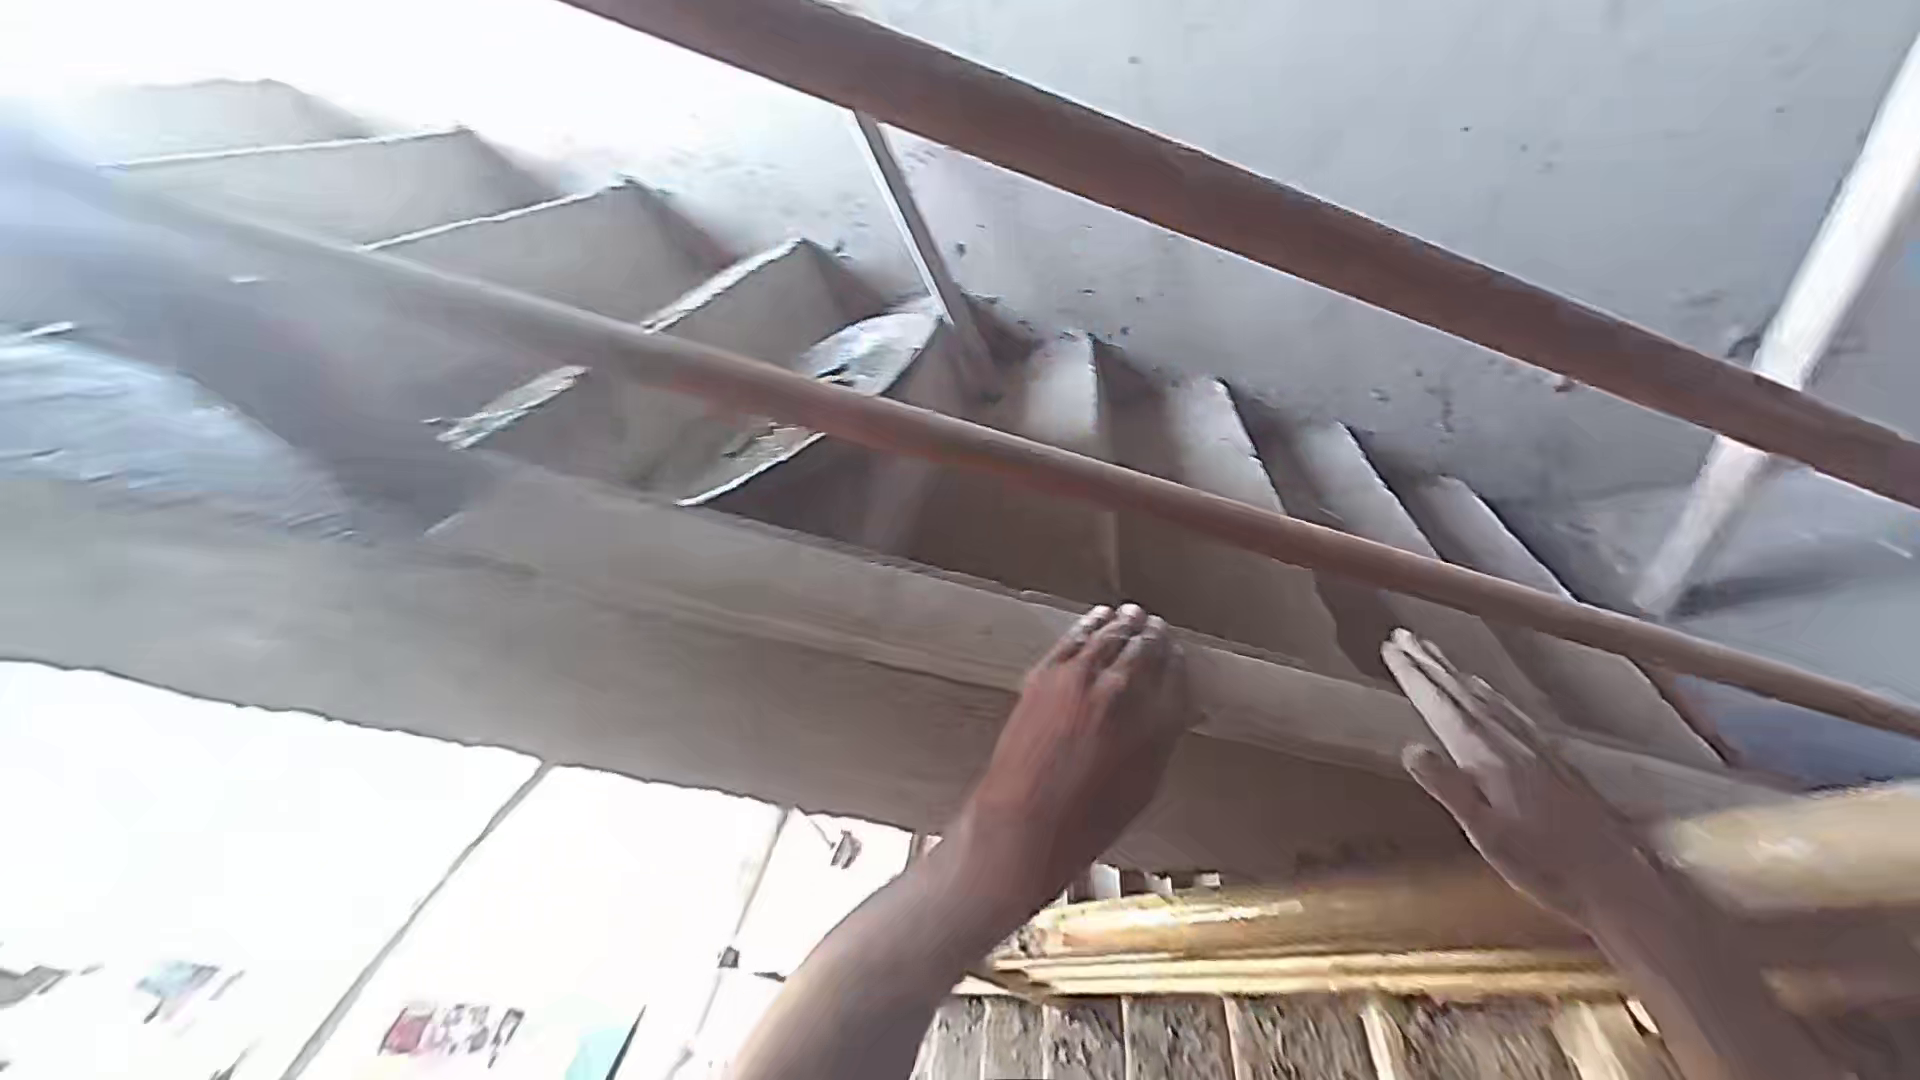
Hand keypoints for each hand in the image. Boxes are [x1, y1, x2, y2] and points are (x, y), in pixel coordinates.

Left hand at [958, 604, 1194, 905]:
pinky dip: (1088, 624)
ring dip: (1123, 623)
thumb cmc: (1087, 818)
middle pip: (1143, 650)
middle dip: (1152, 636)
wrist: (1026, 820)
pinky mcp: (1046, 675)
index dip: (1178, 663)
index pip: (1175, 678)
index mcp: (1154, 723)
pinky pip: (1073, 639)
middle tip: (1158, 626)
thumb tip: (1166, 716)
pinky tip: (1097, 617)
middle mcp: (1119, 692)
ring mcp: (1079, 679)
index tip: (1178, 655)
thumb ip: (1158, 742)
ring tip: (1133, 612)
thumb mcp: (1142, 786)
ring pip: (1108, 637)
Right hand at [1383, 631, 1664, 923]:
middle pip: (1461, 692)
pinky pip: (1509, 710)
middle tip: (1403, 635)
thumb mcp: (1487, 835)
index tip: (1391, 647)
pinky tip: (1483, 690)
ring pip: (1484, 697)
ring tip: (1432, 652)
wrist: (1626, 889)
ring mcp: (1535, 748)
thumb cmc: (1546, 868)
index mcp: (1487, 756)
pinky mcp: (1552, 759)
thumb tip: (1410, 747)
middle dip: (1429, 662)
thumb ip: (1449, 788)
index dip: (1413, 674)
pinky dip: (1486, 691)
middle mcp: (1510, 742)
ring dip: (1454, 671)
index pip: (1440, 704)